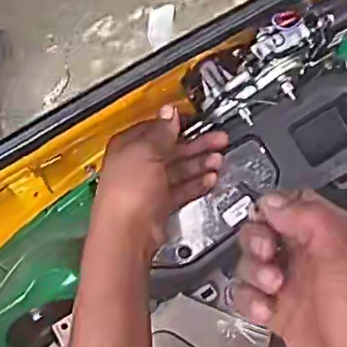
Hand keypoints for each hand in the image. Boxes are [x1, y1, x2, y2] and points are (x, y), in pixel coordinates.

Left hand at [92, 105, 228, 249]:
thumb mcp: (147, 151)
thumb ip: (162, 131)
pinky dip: (197, 184)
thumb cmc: (127, 192)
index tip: (195, 120)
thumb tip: (169, 113)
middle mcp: (137, 166)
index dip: (176, 124)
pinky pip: (183, 190)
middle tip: (217, 140)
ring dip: (200, 164)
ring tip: (219, 159)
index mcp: (128, 147)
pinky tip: (210, 178)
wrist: (128, 232)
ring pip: (180, 170)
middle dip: (196, 145)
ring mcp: (149, 187)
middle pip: (171, 150)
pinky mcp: (160, 206)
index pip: (155, 129)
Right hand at [230, 190, 346, 346]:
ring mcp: (298, 286)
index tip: (263, 217)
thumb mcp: (342, 250)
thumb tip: (274, 202)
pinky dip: (250, 302)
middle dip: (257, 239)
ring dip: (253, 272)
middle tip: (266, 251)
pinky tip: (265, 310)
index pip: (295, 204)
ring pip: (254, 265)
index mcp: (333, 233)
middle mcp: (313, 257)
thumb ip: (306, 217)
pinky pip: (252, 299)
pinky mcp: (285, 315)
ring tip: (272, 284)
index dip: (273, 207)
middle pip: (266, 232)